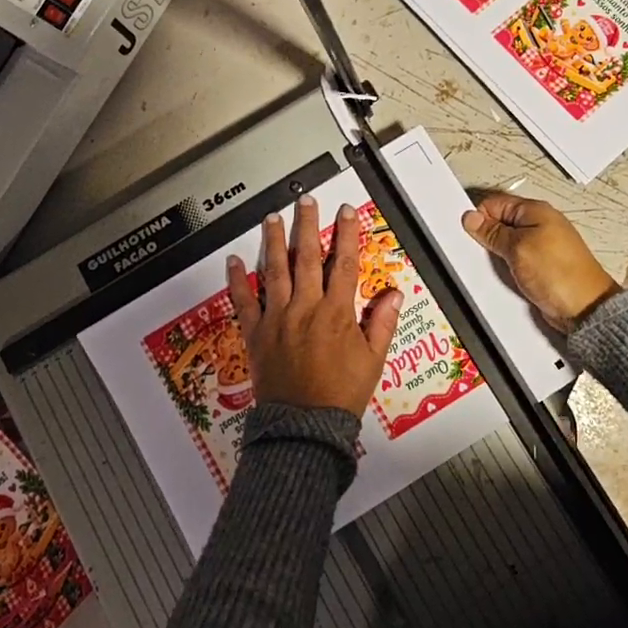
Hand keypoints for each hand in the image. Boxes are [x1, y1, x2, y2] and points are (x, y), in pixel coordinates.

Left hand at [227, 195, 404, 416]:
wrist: (305, 425)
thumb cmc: (341, 395)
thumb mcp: (372, 360)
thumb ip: (382, 323)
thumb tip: (394, 293)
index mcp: (337, 313)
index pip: (344, 264)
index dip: (346, 235)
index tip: (345, 212)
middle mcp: (306, 308)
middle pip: (307, 258)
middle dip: (308, 226)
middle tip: (306, 202)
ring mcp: (278, 319)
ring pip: (275, 271)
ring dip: (274, 241)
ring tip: (273, 218)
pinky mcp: (256, 334)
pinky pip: (244, 302)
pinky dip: (237, 280)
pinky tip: (233, 261)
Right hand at [462, 193, 618, 332]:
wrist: (585, 308)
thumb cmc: (562, 275)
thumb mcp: (518, 248)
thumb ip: (493, 232)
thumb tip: (473, 219)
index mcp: (536, 211)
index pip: (495, 203)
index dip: (479, 217)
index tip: (472, 233)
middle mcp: (539, 226)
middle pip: (500, 224)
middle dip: (488, 238)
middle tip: (489, 252)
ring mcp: (540, 247)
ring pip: (505, 245)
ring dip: (498, 257)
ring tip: (503, 268)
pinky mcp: (540, 267)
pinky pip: (514, 262)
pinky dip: (507, 270)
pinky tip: (509, 278)